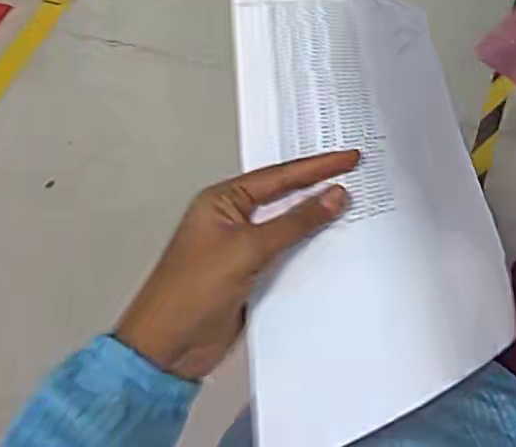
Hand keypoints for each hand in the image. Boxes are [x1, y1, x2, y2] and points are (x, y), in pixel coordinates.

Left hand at [114, 150, 358, 379]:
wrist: (163, 356)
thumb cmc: (183, 298)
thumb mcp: (247, 250)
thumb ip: (295, 222)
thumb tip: (332, 197)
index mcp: (222, 200)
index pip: (281, 175)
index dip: (318, 166)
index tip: (347, 159)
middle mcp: (232, 217)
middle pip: (286, 194)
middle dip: (319, 184)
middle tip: (352, 170)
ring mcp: (241, 244)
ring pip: (288, 221)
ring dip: (315, 215)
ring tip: (349, 201)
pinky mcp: (250, 269)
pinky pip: (287, 247)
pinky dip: (308, 242)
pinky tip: (328, 238)